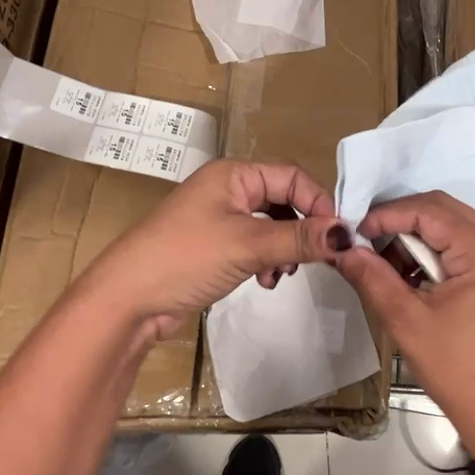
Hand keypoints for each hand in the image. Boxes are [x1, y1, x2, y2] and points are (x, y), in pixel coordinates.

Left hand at [78, 159, 353, 335]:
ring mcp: (219, 218)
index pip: (293, 177)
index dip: (319, 203)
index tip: (339, 235)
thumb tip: (348, 233)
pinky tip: (265, 282)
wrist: (126, 301)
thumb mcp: (248, 246)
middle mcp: (228, 189)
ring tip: (281, 274)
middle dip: (302, 229)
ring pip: (271, 225)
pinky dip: (267, 261)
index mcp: (234, 174)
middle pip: (283, 200)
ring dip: (285, 249)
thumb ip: (299, 239)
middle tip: (316, 258)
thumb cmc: (186, 258)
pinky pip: (255, 245)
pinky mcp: (213, 246)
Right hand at [330, 191, 474, 458]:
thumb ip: (374, 277)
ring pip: (455, 224)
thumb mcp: (408, 323)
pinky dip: (437, 249)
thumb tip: (342, 248)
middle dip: (402, 219)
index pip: (430, 211)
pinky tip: (414, 275)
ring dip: (419, 234)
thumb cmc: (457, 370)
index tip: (356, 232)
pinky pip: (466, 243)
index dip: (388, 214)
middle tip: (369, 241)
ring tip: (388, 263)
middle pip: (444, 209)